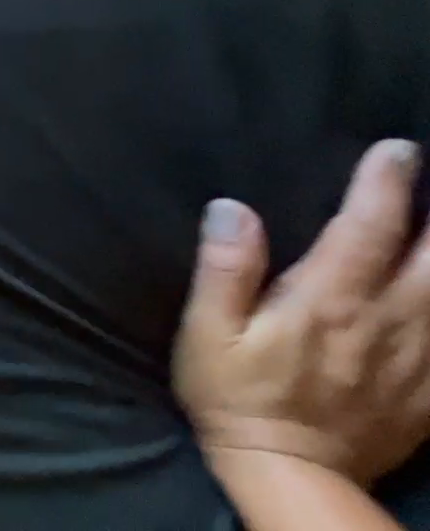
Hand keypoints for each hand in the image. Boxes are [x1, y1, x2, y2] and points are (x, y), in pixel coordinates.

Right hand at [175, 139, 429, 485]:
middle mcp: (386, 322)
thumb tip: (233, 208)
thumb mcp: (207, 329)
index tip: (398, 149)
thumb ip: (225, 268)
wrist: (288, 467)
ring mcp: (420, 356)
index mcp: (327, 301)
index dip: (385, 186)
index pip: (367, 230)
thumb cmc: (231, 389)